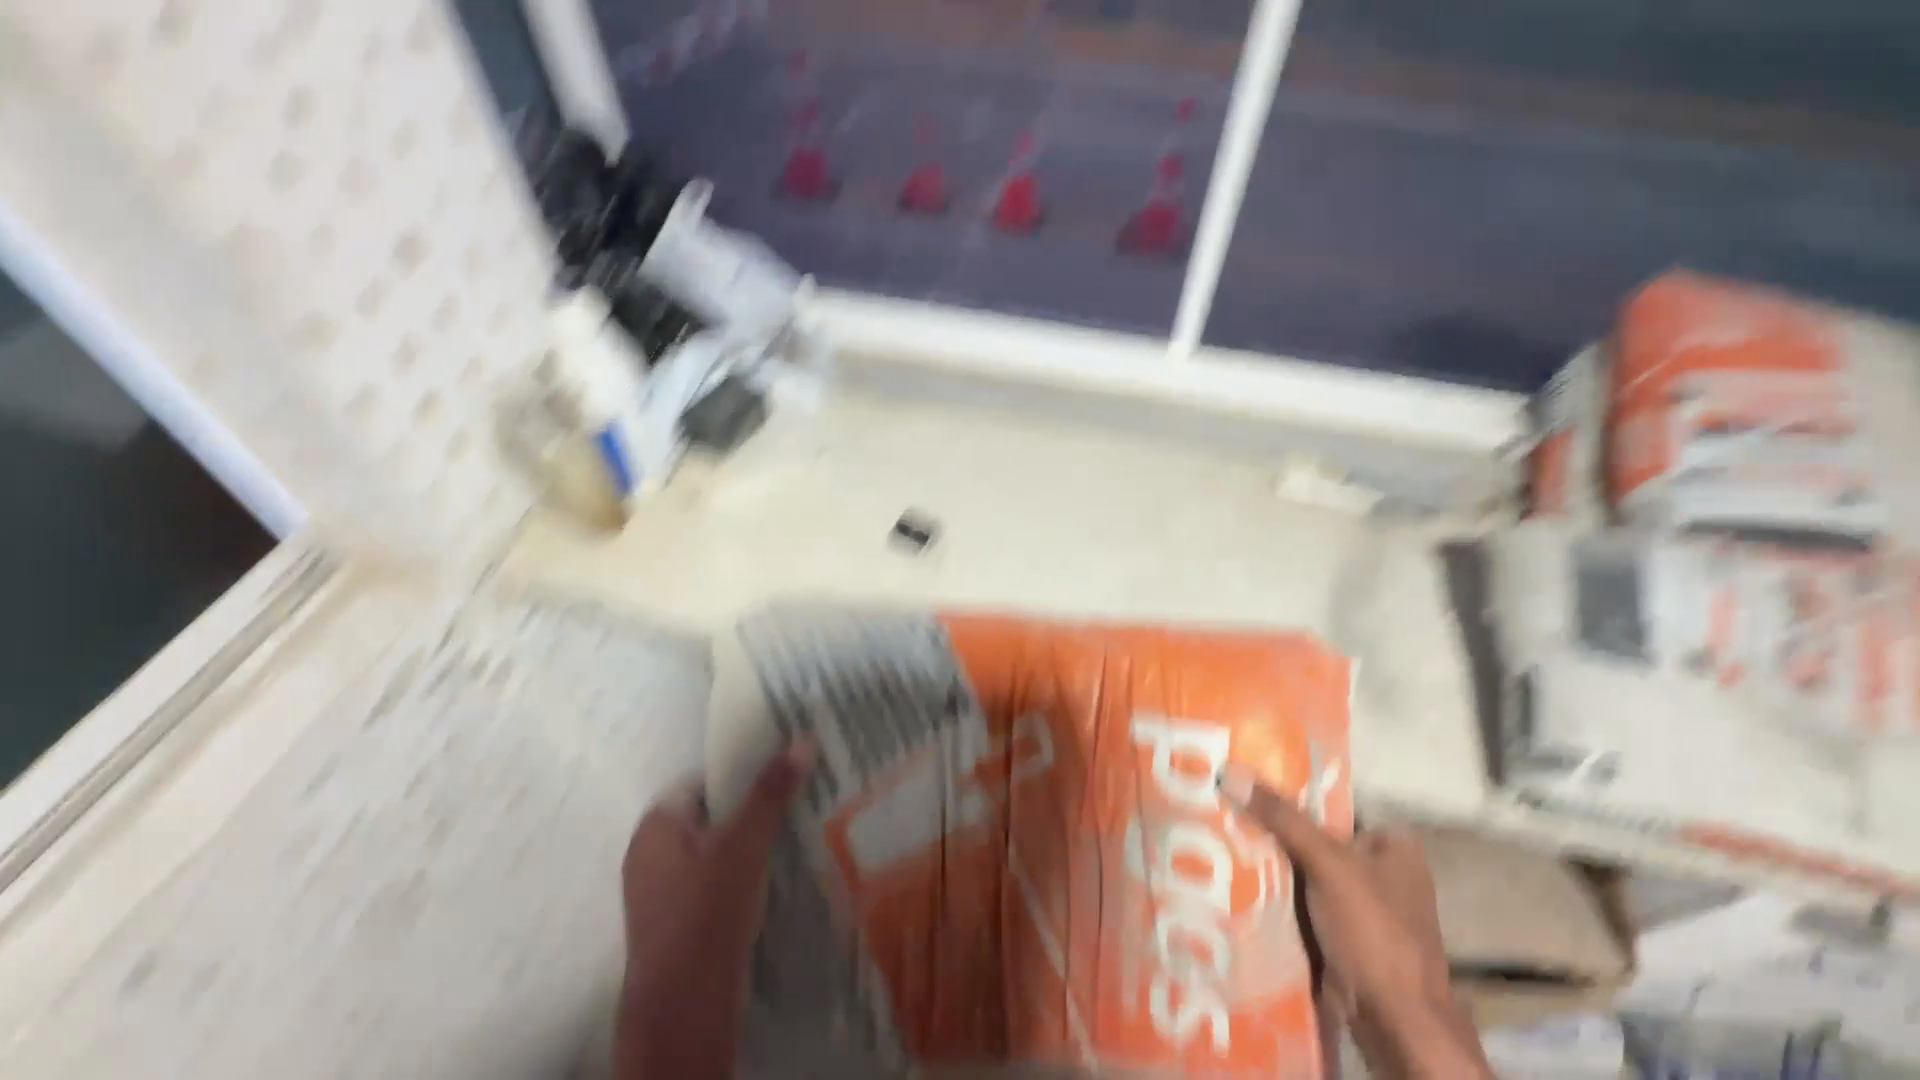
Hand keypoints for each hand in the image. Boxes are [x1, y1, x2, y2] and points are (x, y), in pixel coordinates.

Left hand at [613, 743, 811, 1079]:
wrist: (684, 1007)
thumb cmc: (708, 912)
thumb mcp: (745, 844)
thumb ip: (770, 793)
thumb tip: (801, 741)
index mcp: (655, 826)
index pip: (701, 782)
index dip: (741, 774)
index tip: (782, 775)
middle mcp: (649, 856)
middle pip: (708, 818)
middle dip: (750, 812)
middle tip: (797, 806)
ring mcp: (660, 895)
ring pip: (712, 855)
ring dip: (748, 849)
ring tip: (793, 841)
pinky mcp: (677, 927)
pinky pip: (713, 887)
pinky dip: (740, 881)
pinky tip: (773, 885)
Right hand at [1217, 766, 1491, 1078]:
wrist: (1394, 1020)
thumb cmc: (1373, 931)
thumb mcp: (1328, 863)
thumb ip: (1282, 818)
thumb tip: (1229, 771)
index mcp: (1392, 845)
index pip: (1332, 805)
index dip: (1289, 793)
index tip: (1241, 784)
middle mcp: (1379, 871)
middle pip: (1313, 840)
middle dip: (1271, 833)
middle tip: (1219, 813)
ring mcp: (1359, 909)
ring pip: (1302, 876)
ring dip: (1267, 869)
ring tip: (1214, 847)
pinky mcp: (1339, 938)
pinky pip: (1299, 908)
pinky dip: (1272, 901)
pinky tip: (1233, 888)